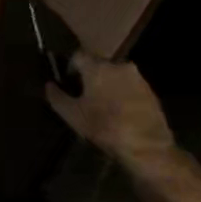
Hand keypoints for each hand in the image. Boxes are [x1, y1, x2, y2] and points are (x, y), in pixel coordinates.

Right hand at [45, 54, 175, 163]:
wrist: (145, 146)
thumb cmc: (103, 127)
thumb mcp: (72, 115)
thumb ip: (57, 97)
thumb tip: (49, 85)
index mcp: (98, 67)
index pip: (78, 55)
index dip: (70, 68)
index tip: (68, 83)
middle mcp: (119, 65)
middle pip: (99, 65)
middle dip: (90, 77)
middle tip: (84, 96)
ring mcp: (138, 78)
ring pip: (116, 76)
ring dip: (107, 85)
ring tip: (103, 106)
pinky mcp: (151, 91)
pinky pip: (130, 86)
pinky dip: (122, 94)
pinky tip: (119, 112)